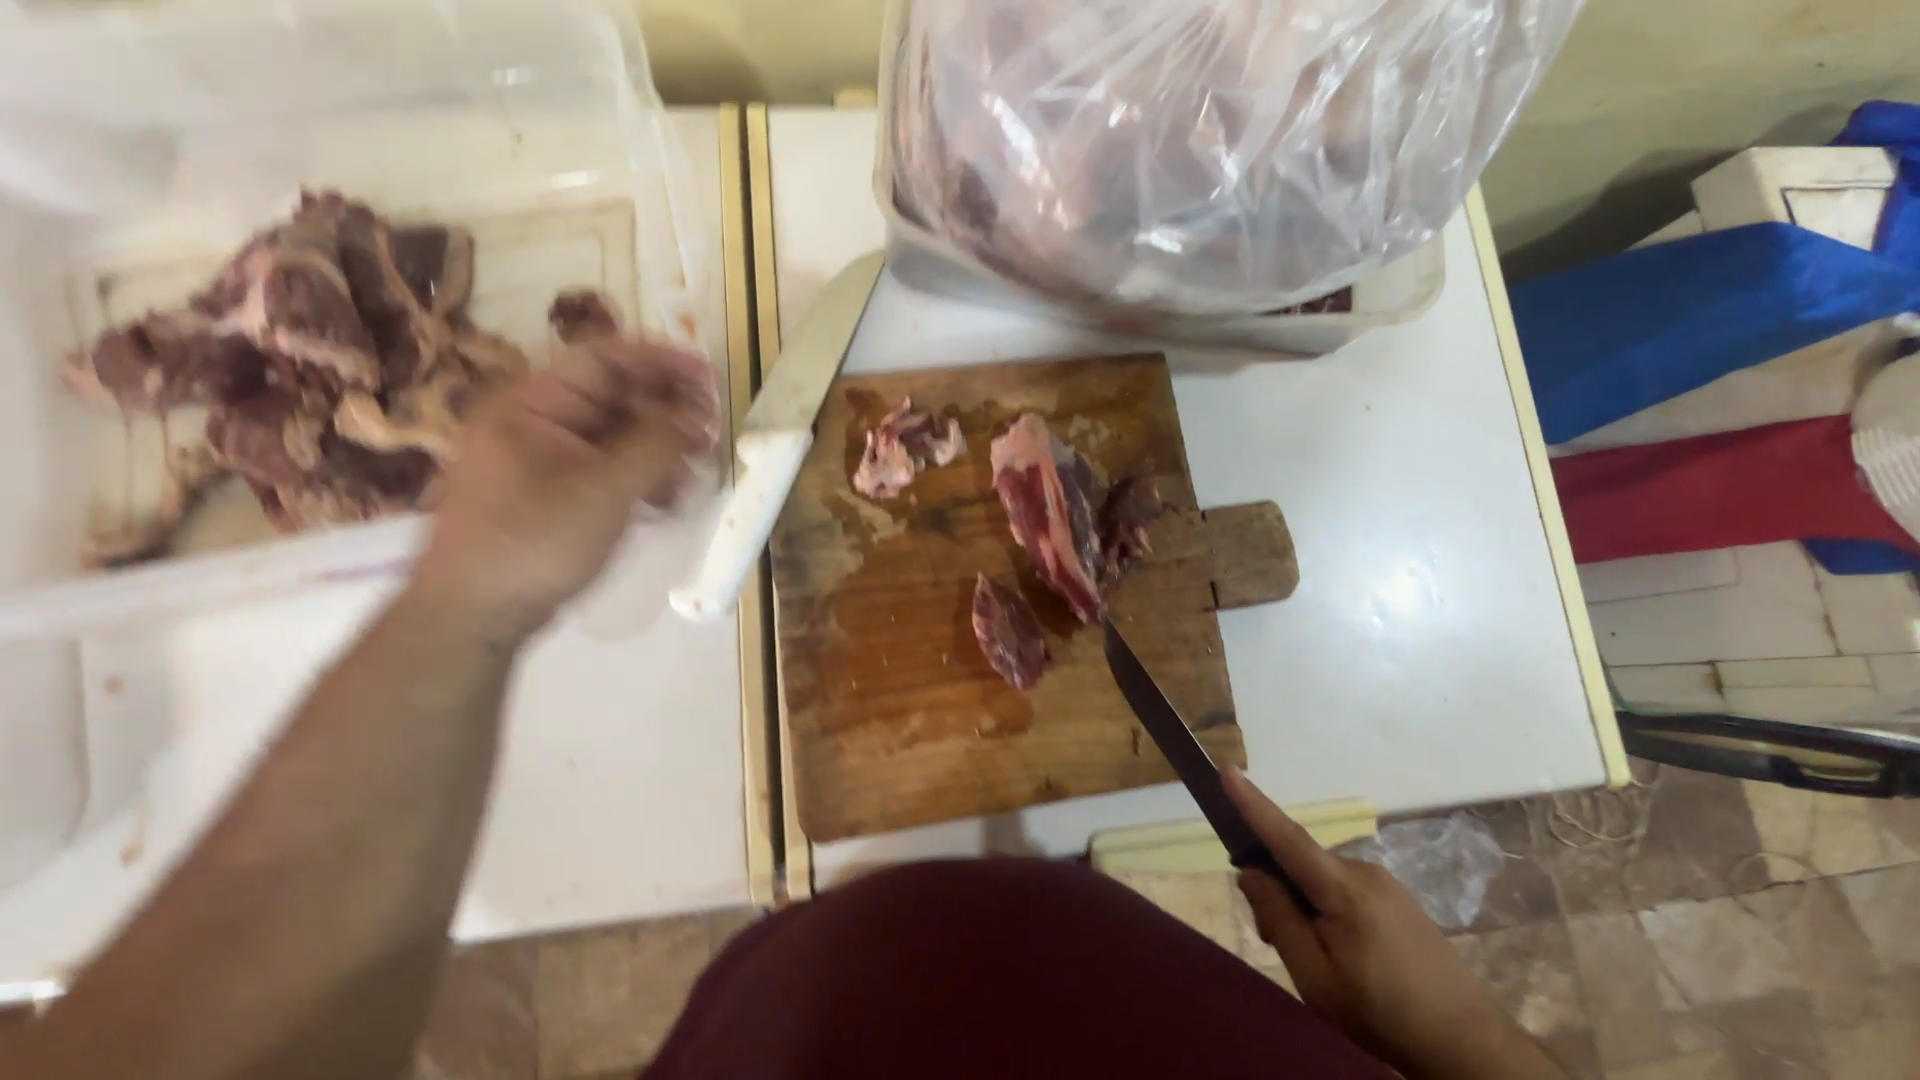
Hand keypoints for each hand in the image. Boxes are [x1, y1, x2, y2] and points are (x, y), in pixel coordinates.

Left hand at [410, 336, 716, 639]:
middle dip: (666, 411)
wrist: (473, 617)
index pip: (604, 359)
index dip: (660, 361)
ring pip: (615, 437)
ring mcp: (543, 460)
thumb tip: (697, 416)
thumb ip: (656, 446)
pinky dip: (640, 478)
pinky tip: (668, 501)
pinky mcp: (554, 495)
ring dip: (659, 449)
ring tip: (695, 473)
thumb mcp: (604, 491)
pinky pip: (606, 470)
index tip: (709, 376)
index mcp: (533, 404)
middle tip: (711, 429)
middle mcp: (536, 422)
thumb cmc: (533, 543)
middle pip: (613, 397)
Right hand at [1224, 769, 1563, 1079]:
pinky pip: (1343, 889)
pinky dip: (1325, 909)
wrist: (1468, 1046)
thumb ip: (1279, 919)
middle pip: (1299, 862)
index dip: (1253, 804)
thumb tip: (1251, 872)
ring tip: (1315, 960)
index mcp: (1344, 890)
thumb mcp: (1315, 977)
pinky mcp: (1397, 900)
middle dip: (1275, 889)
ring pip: (1321, 878)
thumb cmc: (1382, 1015)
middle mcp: (1365, 873)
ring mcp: (1385, 885)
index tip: (1227, 769)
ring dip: (1302, 904)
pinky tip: (1340, 955)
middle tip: (1272, 941)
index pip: (1287, 838)